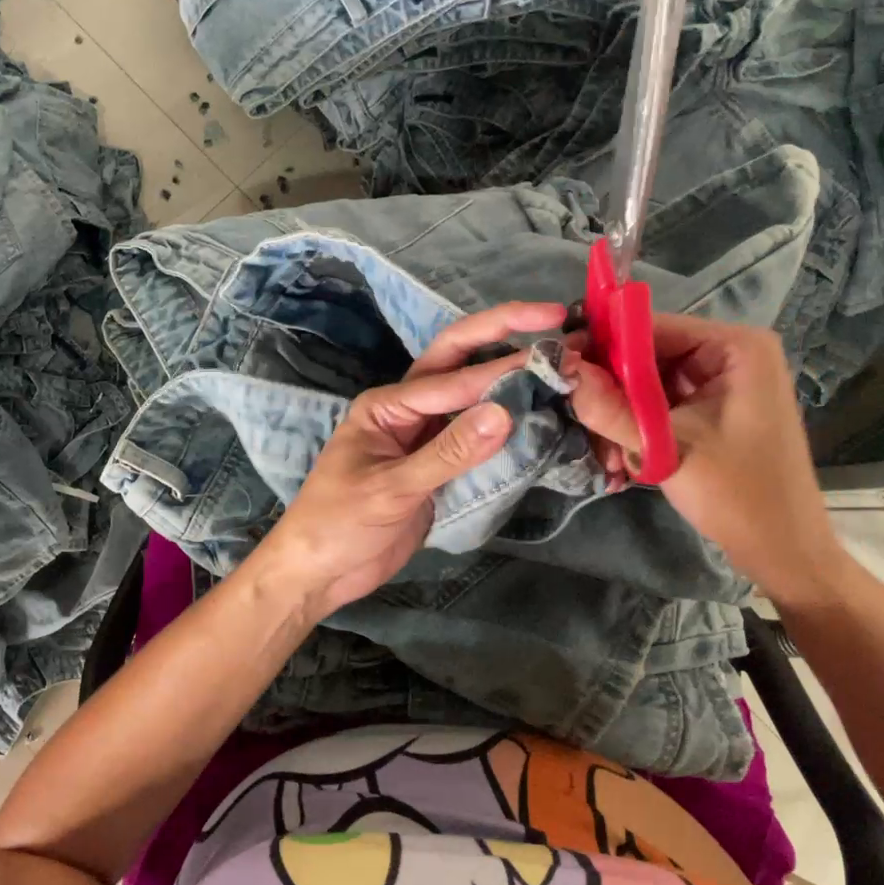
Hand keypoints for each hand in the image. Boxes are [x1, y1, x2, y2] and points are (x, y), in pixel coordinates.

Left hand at [248, 302, 569, 619]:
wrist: (320, 570)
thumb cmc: (338, 523)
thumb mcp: (391, 488)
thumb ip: (448, 454)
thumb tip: (504, 412)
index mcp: (385, 405)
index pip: (450, 380)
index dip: (500, 369)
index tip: (552, 360)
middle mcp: (406, 410)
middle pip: (456, 361)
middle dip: (500, 332)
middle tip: (555, 314)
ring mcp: (423, 437)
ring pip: (471, 395)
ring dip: (510, 375)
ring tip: (562, 359)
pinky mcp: (437, 467)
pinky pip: (477, 436)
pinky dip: (508, 423)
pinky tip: (543, 413)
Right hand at [564, 313, 846, 603]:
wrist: (781, 550)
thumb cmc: (738, 493)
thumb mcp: (666, 447)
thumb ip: (611, 407)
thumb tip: (563, 368)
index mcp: (735, 348)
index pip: (649, 327)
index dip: (600, 344)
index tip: (560, 366)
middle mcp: (728, 354)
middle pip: (644, 353)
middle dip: (608, 388)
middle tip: (579, 418)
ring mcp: (718, 381)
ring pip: (643, 380)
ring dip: (617, 414)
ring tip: (608, 454)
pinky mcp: (708, 407)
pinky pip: (655, 402)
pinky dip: (632, 426)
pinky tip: (621, 458)